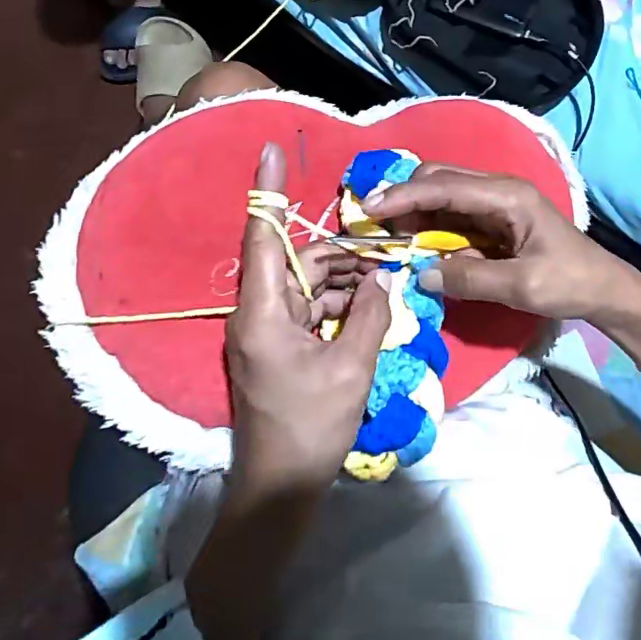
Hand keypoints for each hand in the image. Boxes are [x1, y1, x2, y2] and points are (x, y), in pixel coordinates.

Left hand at [225, 143, 392, 497]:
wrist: (278, 489)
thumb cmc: (310, 428)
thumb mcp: (351, 368)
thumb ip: (369, 314)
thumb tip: (383, 276)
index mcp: (262, 312)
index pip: (263, 238)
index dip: (267, 192)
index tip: (270, 150)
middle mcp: (256, 313)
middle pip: (296, 260)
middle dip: (339, 252)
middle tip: (384, 253)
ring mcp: (264, 330)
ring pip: (305, 283)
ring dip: (342, 279)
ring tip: (383, 282)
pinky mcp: (276, 345)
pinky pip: (307, 308)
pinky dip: (336, 303)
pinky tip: (367, 307)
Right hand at [360, 164, 636, 321]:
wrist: (603, 289)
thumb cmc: (570, 282)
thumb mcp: (522, 286)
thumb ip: (471, 279)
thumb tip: (421, 273)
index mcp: (507, 196)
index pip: (445, 187)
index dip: (404, 195)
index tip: (370, 208)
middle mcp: (498, 190)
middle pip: (439, 180)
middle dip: (405, 198)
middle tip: (375, 226)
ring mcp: (496, 203)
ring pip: (442, 195)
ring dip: (414, 213)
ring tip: (389, 237)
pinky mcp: (493, 220)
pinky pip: (453, 216)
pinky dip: (429, 226)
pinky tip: (415, 242)